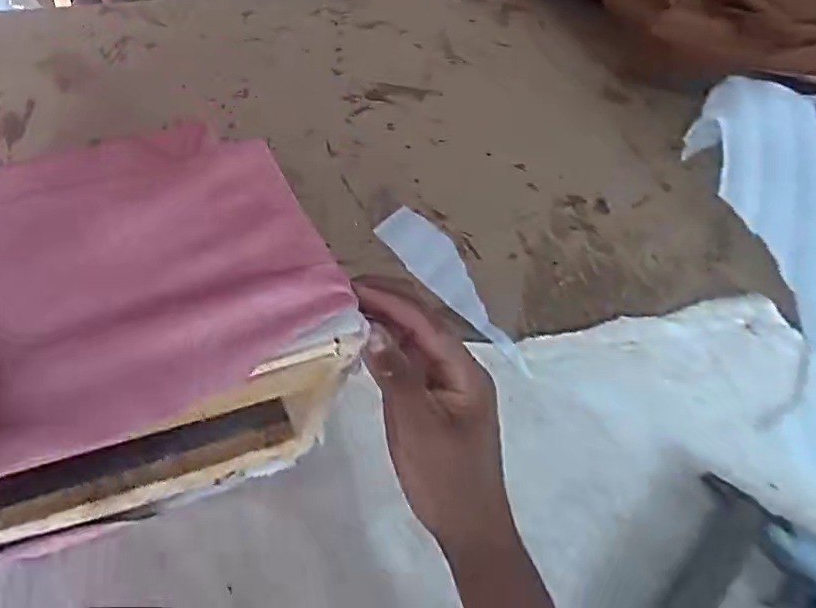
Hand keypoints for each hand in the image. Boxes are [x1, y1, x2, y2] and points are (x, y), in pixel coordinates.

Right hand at [354, 277, 552, 607]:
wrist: (469, 530)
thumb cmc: (446, 479)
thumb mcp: (418, 427)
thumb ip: (396, 375)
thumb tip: (372, 328)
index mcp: (465, 369)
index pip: (426, 321)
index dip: (390, 298)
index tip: (354, 285)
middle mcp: (457, 365)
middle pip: (422, 320)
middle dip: (387, 298)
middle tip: (346, 287)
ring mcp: (445, 379)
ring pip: (413, 336)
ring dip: (384, 317)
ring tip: (348, 303)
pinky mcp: (430, 392)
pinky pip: (407, 356)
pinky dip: (384, 342)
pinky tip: (362, 337)